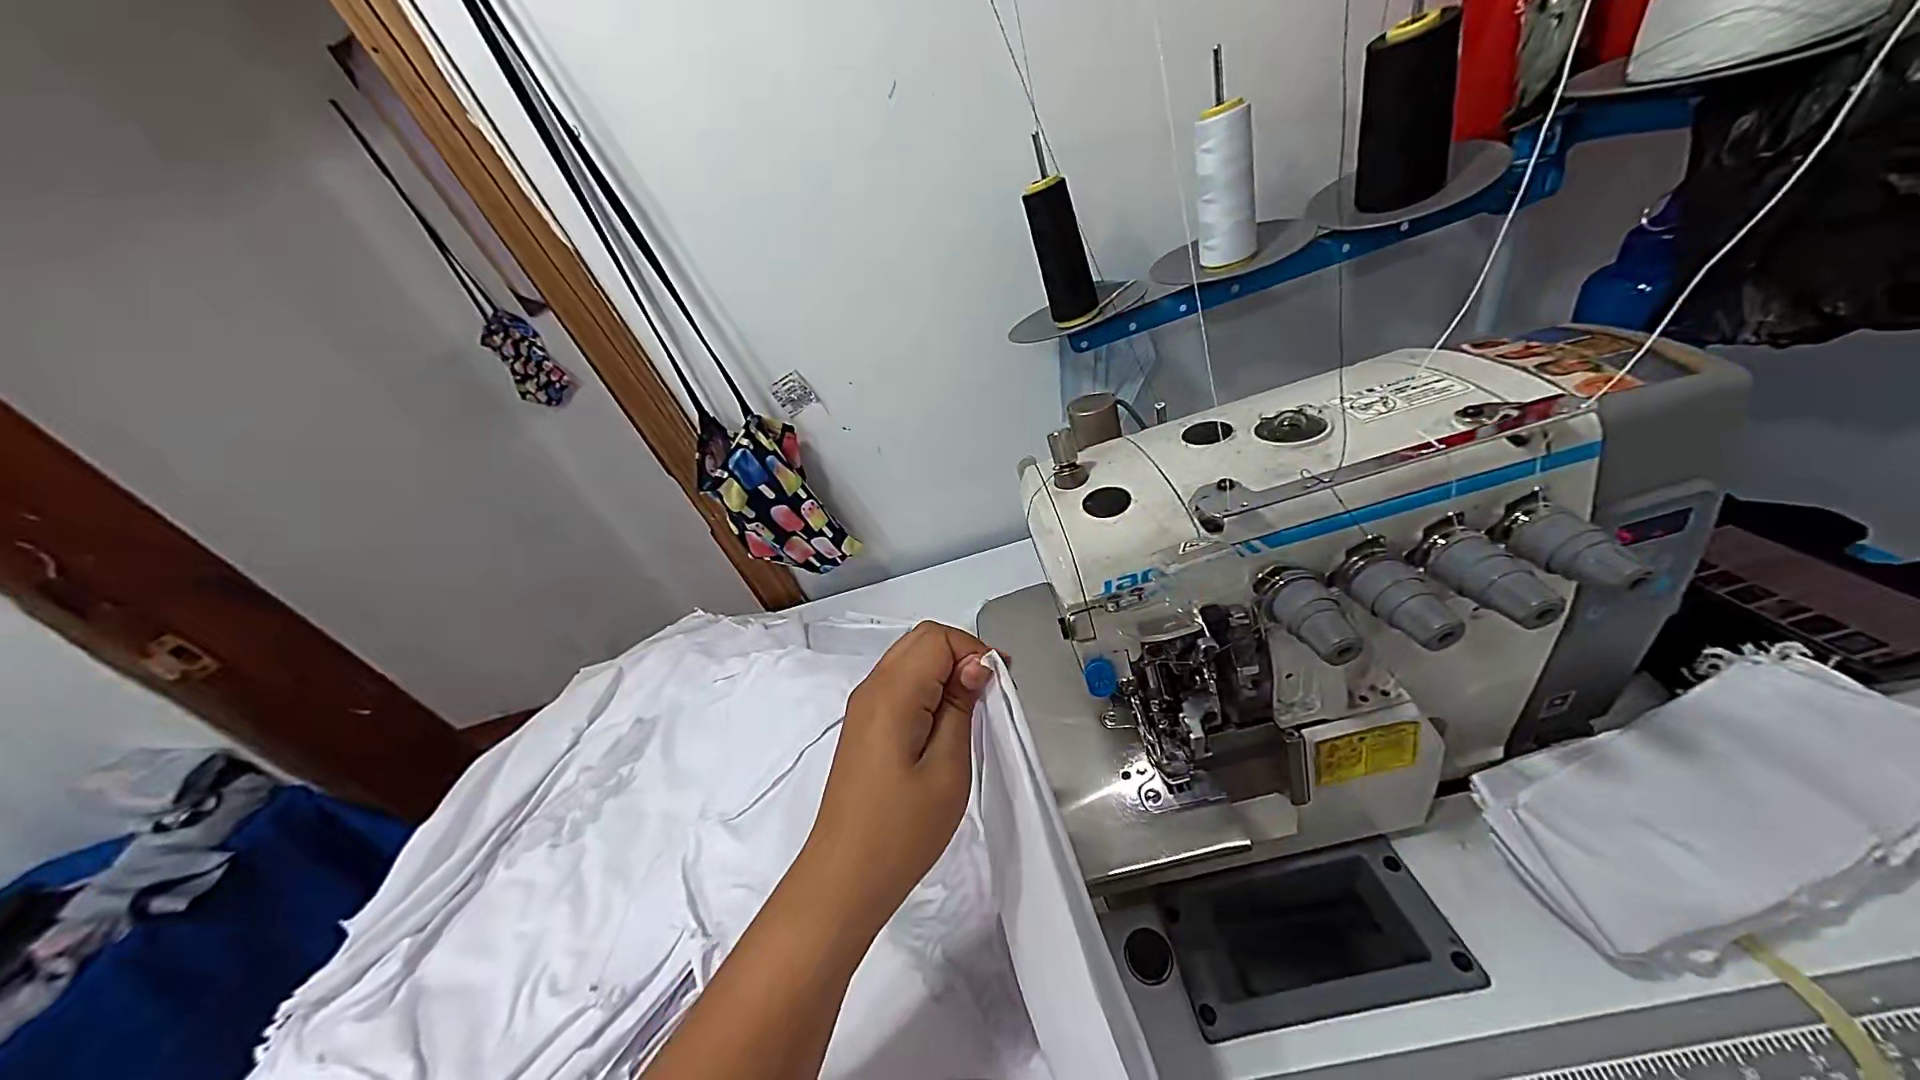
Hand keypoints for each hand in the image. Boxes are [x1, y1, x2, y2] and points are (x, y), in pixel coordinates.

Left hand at [799, 622, 995, 933]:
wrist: (845, 878)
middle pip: (921, 639)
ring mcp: (863, 707)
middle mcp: (871, 689)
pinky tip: (945, 721)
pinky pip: (899, 684)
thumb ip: (961, 707)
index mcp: (891, 693)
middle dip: (961, 653)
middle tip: (989, 693)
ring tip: (971, 708)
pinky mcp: (863, 725)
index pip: (937, 638)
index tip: (999, 684)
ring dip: (944, 670)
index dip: (974, 651)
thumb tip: (975, 666)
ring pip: (909, 658)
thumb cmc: (901, 831)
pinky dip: (928, 687)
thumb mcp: (948, 769)